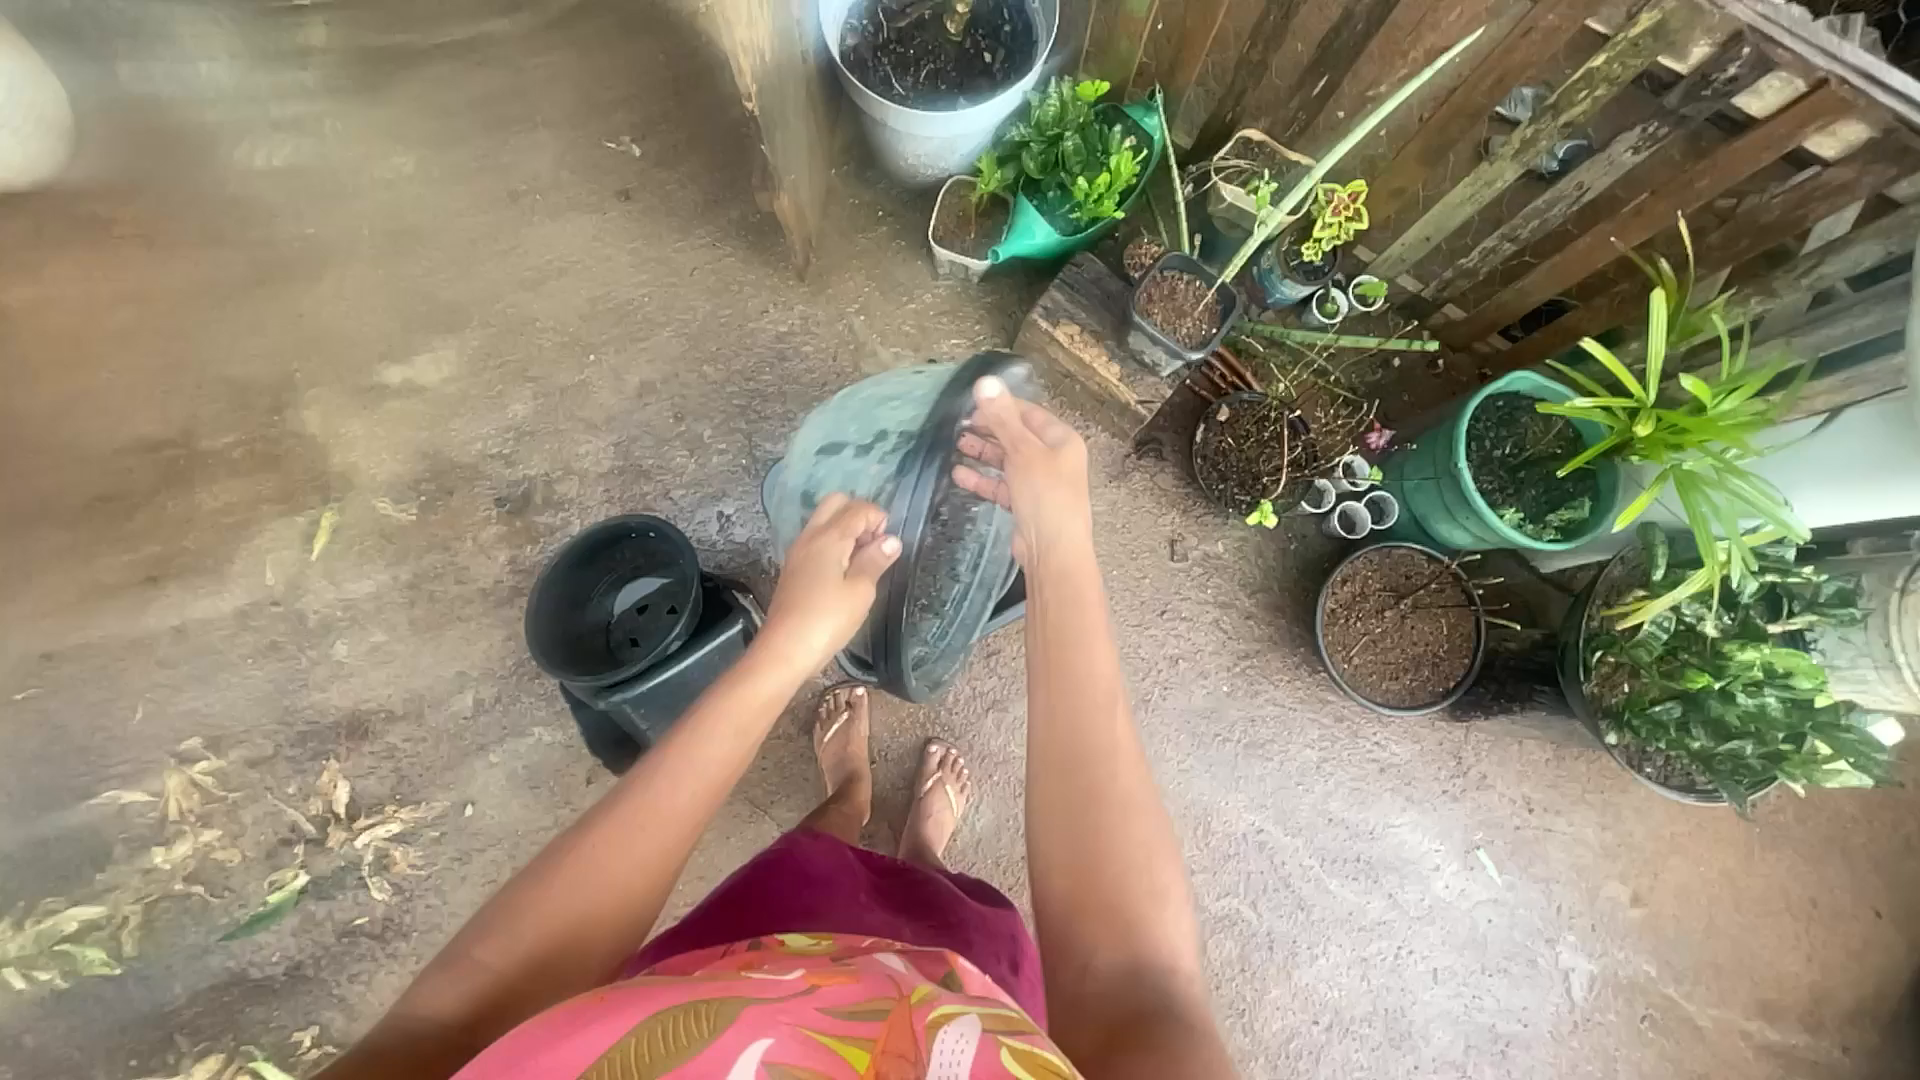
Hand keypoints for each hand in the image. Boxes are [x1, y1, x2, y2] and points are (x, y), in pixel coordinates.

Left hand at [760, 494, 900, 672]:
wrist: (785, 650)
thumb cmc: (827, 620)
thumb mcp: (860, 591)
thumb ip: (875, 560)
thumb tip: (891, 539)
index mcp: (828, 537)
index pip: (858, 509)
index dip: (879, 519)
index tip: (889, 544)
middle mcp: (810, 536)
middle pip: (836, 504)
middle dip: (860, 515)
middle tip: (874, 544)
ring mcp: (799, 551)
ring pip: (824, 520)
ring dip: (847, 529)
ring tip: (863, 561)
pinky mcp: (794, 567)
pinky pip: (817, 540)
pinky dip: (835, 544)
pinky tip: (845, 571)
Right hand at [951, 375, 1092, 568]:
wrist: (1053, 551)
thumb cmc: (1045, 497)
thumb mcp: (1022, 451)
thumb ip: (1002, 418)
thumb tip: (985, 382)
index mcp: (1061, 440)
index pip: (1028, 413)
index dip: (1001, 407)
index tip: (972, 405)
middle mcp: (1054, 458)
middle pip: (1017, 436)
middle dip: (989, 430)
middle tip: (960, 425)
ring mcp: (1040, 483)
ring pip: (1008, 461)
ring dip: (984, 453)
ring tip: (957, 445)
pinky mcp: (1026, 504)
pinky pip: (1002, 485)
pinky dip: (983, 479)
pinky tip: (960, 474)